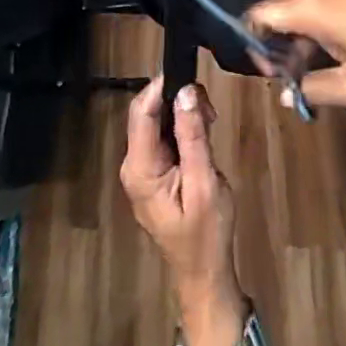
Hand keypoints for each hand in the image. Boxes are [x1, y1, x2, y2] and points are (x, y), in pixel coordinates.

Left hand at [120, 78, 245, 345]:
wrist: (205, 272)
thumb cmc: (206, 233)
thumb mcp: (204, 183)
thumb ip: (194, 136)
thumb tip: (187, 92)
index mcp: (140, 167)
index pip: (141, 113)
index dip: (160, 87)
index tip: (188, 73)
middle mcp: (134, 163)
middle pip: (147, 114)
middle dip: (176, 100)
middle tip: (208, 105)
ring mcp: (143, 168)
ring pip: (157, 122)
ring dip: (182, 113)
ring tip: (210, 119)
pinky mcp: (155, 171)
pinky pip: (164, 137)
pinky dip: (183, 127)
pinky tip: (203, 131)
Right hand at [249, 0, 345, 111]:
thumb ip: (314, 91)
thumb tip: (287, 94)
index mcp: (309, 6)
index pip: (258, 16)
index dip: (255, 44)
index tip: (272, 70)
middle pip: (275, 7)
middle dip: (276, 40)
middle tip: (293, 72)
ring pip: (296, 0)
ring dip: (296, 30)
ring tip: (318, 62)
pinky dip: (314, 16)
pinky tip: (338, 42)